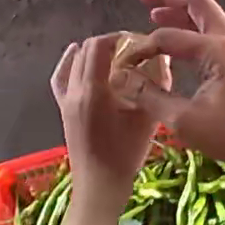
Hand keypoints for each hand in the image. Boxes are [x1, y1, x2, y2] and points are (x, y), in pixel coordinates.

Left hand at [51, 34, 161, 198]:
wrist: (99, 186)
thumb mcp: (147, 117)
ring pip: (74, 60)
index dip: (119, 37)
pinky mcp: (63, 109)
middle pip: (86, 49)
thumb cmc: (125, 154)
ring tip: (116, 58)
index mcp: (93, 90)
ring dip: (93, 53)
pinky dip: (70, 63)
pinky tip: (78, 56)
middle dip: (109, 44)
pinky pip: (62, 77)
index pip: (99, 46)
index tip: (139, 43)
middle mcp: (74, 90)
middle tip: (132, 51)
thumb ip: (154, 84)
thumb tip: (162, 59)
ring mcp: (65, 99)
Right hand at [115, 0, 224, 185]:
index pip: (169, 36)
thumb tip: (120, 78)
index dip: (143, 46)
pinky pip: (215, 33)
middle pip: (198, 4)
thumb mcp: (185, 121)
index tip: (124, 61)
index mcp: (218, 49)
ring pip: (208, 17)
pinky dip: (194, 29)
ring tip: (155, 13)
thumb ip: (149, 96)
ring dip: (182, 12)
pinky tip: (179, 43)